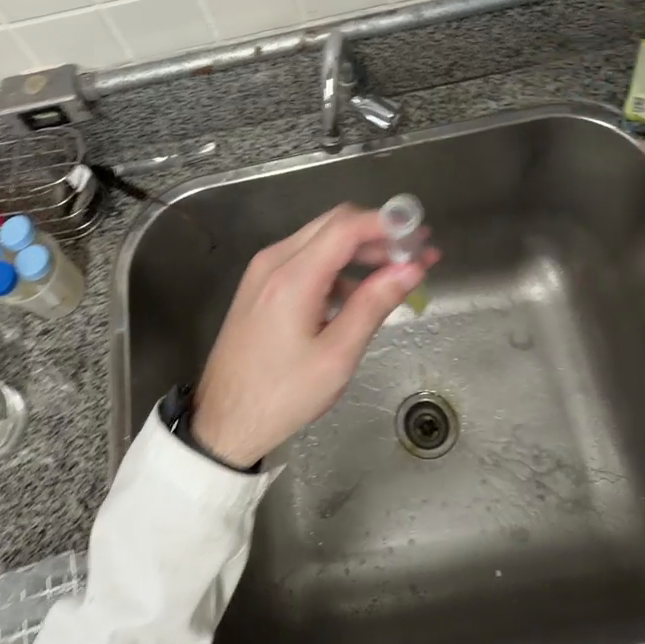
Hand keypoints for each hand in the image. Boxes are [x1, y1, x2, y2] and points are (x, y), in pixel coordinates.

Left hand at [192, 205, 435, 467]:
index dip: (387, 224)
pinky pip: (305, 259)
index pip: (346, 227)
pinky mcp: (261, 285)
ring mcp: (263, 271)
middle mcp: (274, 261)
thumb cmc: (283, 394)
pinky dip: (337, 266)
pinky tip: (359, 293)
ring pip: (320, 240)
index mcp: (293, 276)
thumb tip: (411, 270)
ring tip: (398, 272)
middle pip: (333, 225)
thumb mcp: (337, 356)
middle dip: (378, 233)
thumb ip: (373, 305)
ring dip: (359, 250)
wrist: (224, 420)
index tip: (420, 234)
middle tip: (416, 252)